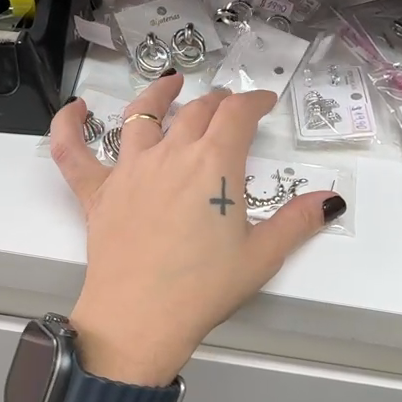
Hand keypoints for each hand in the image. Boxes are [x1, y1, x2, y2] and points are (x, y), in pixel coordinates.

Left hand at [49, 73, 344, 388]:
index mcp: (215, 164)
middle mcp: (172, 154)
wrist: (141, 318)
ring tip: (170, 83)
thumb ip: (298, 222)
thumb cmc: (205, 288)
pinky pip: (74, 151)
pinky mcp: (98, 192)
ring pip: (142, 116)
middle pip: (197, 111)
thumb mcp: (262, 256)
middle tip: (230, 106)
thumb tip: (332, 200)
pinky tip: (76, 109)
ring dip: (159, 94)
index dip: (254, 101)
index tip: (265, 103)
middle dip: (218, 102)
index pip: (238, 114)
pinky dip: (69, 125)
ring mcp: (130, 169)